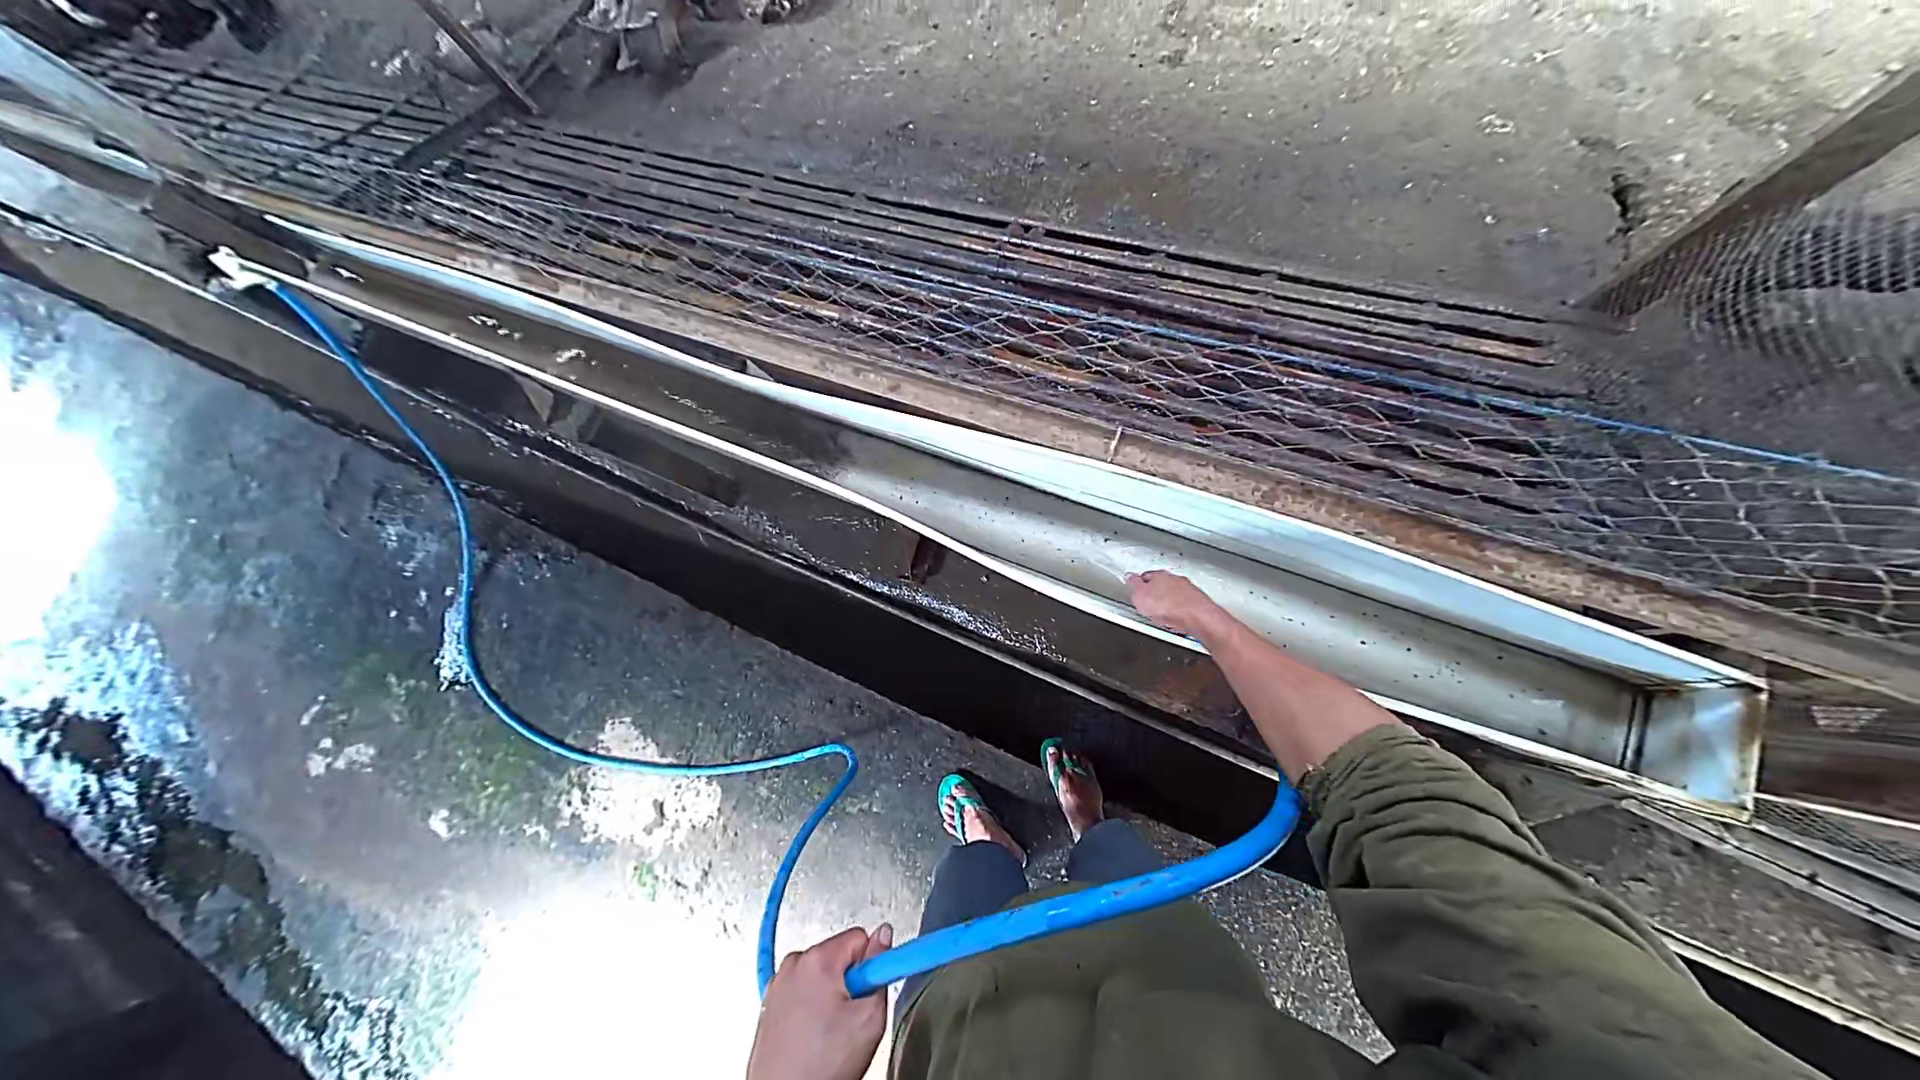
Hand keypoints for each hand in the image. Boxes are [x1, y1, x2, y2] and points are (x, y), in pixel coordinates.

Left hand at [747, 924, 893, 1079]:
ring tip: (829, 1032)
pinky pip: (802, 992)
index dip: (872, 965)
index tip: (870, 989)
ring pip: (821, 975)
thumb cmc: (819, 1068)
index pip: (860, 938)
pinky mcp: (770, 1003)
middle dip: (850, 982)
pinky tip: (813, 1037)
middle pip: (839, 956)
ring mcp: (778, 984)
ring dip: (830, 996)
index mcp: (818, 959)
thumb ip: (881, 970)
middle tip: (850, 1018)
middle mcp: (794, 964)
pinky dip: (811, 1008)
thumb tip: (883, 935)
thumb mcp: (870, 1018)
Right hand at [1126, 569, 1226, 638]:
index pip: (1145, 576)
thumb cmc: (1170, 606)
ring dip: (1168, 604)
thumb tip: (1129, 577)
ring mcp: (1188, 591)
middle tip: (1148, 607)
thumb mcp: (1139, 596)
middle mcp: (1175, 580)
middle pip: (1161, 586)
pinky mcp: (1198, 604)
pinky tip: (1176, 621)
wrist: (1197, 617)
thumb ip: (1133, 585)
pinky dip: (1179, 613)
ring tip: (1162, 617)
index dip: (1138, 585)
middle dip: (1155, 595)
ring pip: (1174, 596)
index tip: (1135, 591)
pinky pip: (1184, 608)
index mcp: (1159, 575)